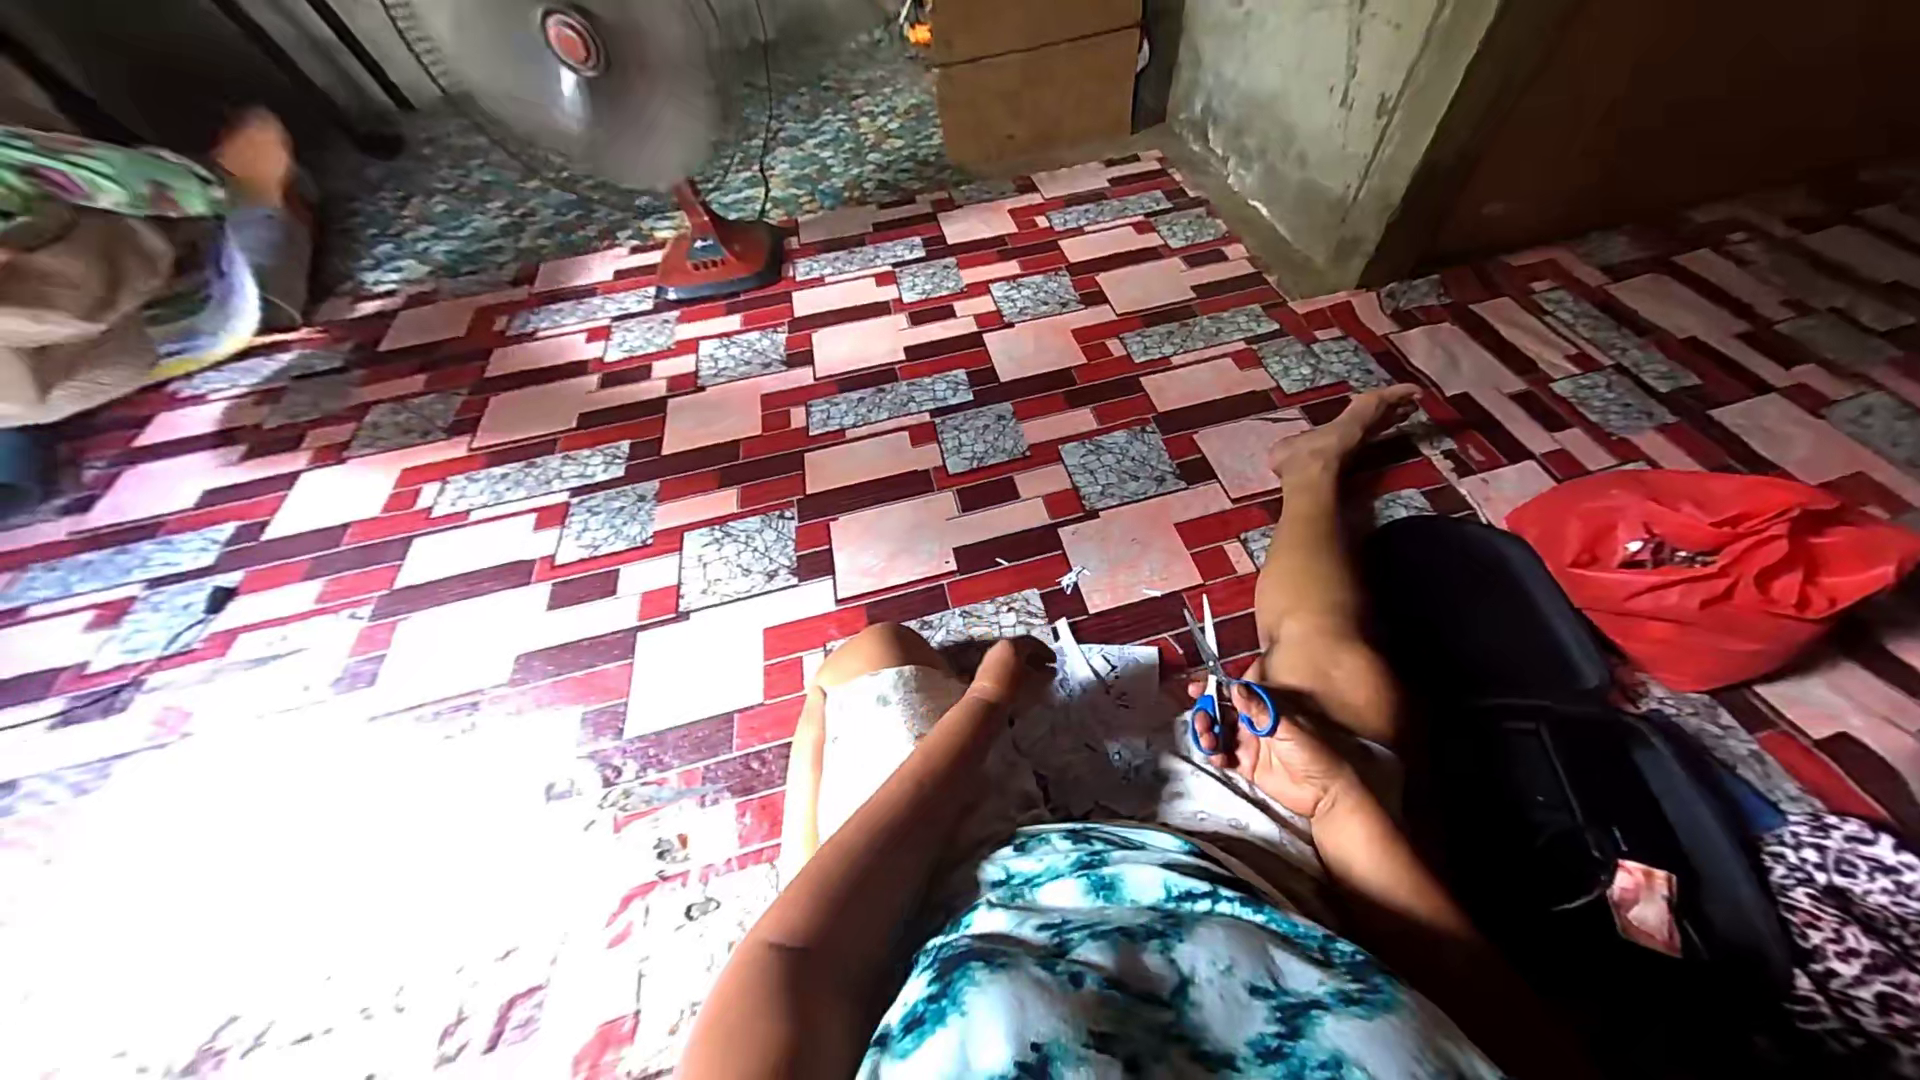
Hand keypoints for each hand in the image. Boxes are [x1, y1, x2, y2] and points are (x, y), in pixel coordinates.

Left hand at [965, 636, 1053, 707]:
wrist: (986, 703)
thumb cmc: (1014, 688)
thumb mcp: (1035, 681)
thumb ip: (1046, 673)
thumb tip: (1050, 670)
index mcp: (1013, 644)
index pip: (1033, 642)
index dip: (1046, 651)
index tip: (1054, 661)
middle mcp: (1000, 646)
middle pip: (1021, 647)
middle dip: (1035, 656)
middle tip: (1046, 666)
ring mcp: (991, 656)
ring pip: (1012, 655)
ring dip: (1025, 662)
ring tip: (1035, 674)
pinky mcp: (985, 668)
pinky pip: (1004, 663)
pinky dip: (1015, 667)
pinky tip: (1021, 678)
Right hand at [1186, 675, 1360, 820]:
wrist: (1326, 794)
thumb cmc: (1316, 754)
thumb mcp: (1288, 727)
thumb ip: (1260, 709)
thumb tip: (1235, 687)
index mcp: (1265, 708)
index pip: (1235, 692)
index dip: (1214, 688)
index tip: (1196, 688)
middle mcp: (1253, 722)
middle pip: (1220, 710)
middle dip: (1206, 712)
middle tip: (1202, 719)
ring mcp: (1248, 743)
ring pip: (1217, 731)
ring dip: (1207, 732)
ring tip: (1208, 739)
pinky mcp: (1244, 764)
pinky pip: (1221, 754)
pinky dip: (1214, 753)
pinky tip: (1216, 756)